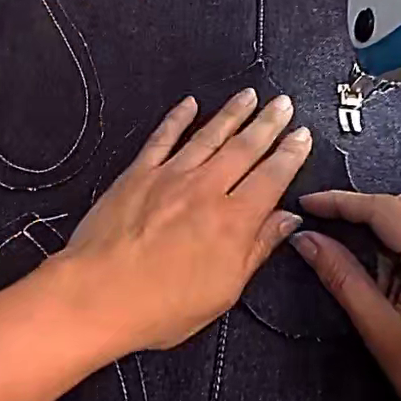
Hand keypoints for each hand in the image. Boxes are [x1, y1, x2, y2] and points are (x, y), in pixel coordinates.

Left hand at [46, 90, 312, 352]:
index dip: (291, 153)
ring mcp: (171, 176)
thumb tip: (287, 220)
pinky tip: (190, 103)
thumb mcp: (224, 289)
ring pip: (209, 135)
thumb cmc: (162, 304)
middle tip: (283, 104)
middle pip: (245, 147)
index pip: (272, 176)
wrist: (98, 294)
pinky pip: (163, 138)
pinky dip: (177, 118)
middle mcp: (206, 189)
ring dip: (232, 113)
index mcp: (233, 220)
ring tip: (249, 96)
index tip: (302, 135)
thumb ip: (258, 248)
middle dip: (268, 123)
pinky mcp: (139, 173)